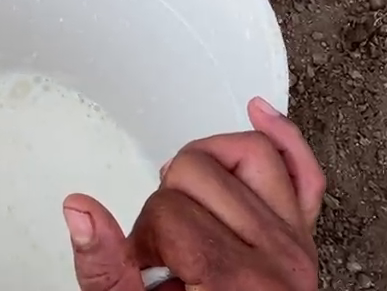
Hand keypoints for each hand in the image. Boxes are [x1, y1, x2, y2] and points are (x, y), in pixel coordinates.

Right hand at [62, 98, 324, 290]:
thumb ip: (105, 270)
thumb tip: (80, 209)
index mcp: (237, 284)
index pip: (167, 209)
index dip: (143, 237)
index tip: (147, 270)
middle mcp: (280, 262)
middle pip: (199, 171)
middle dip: (166, 204)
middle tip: (166, 250)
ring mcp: (299, 247)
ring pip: (249, 152)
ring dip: (206, 164)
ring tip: (188, 198)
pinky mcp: (306, 240)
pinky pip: (305, 174)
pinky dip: (284, 138)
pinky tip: (258, 113)